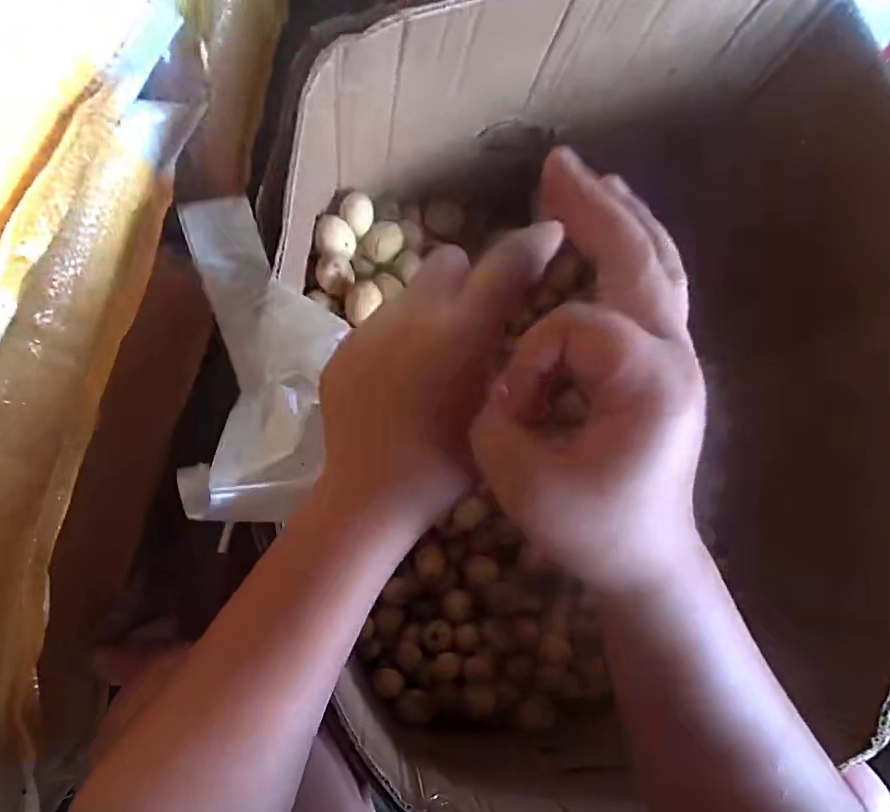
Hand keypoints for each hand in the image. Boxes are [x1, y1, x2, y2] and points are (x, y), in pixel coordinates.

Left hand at [315, 223, 563, 531]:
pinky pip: (375, 328)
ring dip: (426, 314)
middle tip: (471, 321)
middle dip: (467, 279)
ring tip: (427, 363)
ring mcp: (369, 330)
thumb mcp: (493, 411)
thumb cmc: (444, 466)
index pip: (505, 263)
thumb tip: (510, 326)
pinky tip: (392, 385)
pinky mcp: (341, 351)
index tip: (547, 238)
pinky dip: (392, 344)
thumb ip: (506, 359)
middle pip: (447, 260)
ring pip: (407, 295)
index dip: (532, 245)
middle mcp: (412, 315)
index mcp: (461, 331)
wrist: (370, 494)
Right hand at [469, 147, 704, 595]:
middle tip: (558, 166)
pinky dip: (630, 263)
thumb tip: (498, 383)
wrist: (647, 562)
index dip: (528, 361)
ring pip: (659, 271)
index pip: (575, 328)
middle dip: (595, 211)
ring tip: (594, 186)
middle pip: (640, 260)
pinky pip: (653, 301)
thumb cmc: (591, 531)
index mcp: (648, 381)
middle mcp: (675, 358)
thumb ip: (495, 419)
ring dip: (622, 225)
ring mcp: (679, 363)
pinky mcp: (668, 376)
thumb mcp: (522, 482)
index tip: (512, 414)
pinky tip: (610, 249)